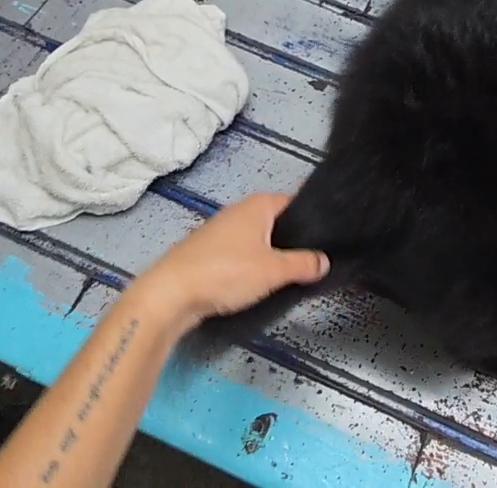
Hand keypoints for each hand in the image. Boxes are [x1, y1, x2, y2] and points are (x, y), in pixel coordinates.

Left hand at [139, 192, 328, 326]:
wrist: (169, 294)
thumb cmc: (226, 272)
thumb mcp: (273, 271)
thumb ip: (303, 264)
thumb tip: (325, 261)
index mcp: (259, 205)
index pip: (295, 202)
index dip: (312, 219)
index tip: (326, 240)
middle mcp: (240, 210)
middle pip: (276, 221)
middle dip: (291, 240)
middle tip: (310, 262)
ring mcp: (220, 230)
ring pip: (256, 239)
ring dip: (268, 254)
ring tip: (286, 276)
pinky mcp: (206, 251)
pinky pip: (239, 253)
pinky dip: (249, 264)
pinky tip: (255, 283)